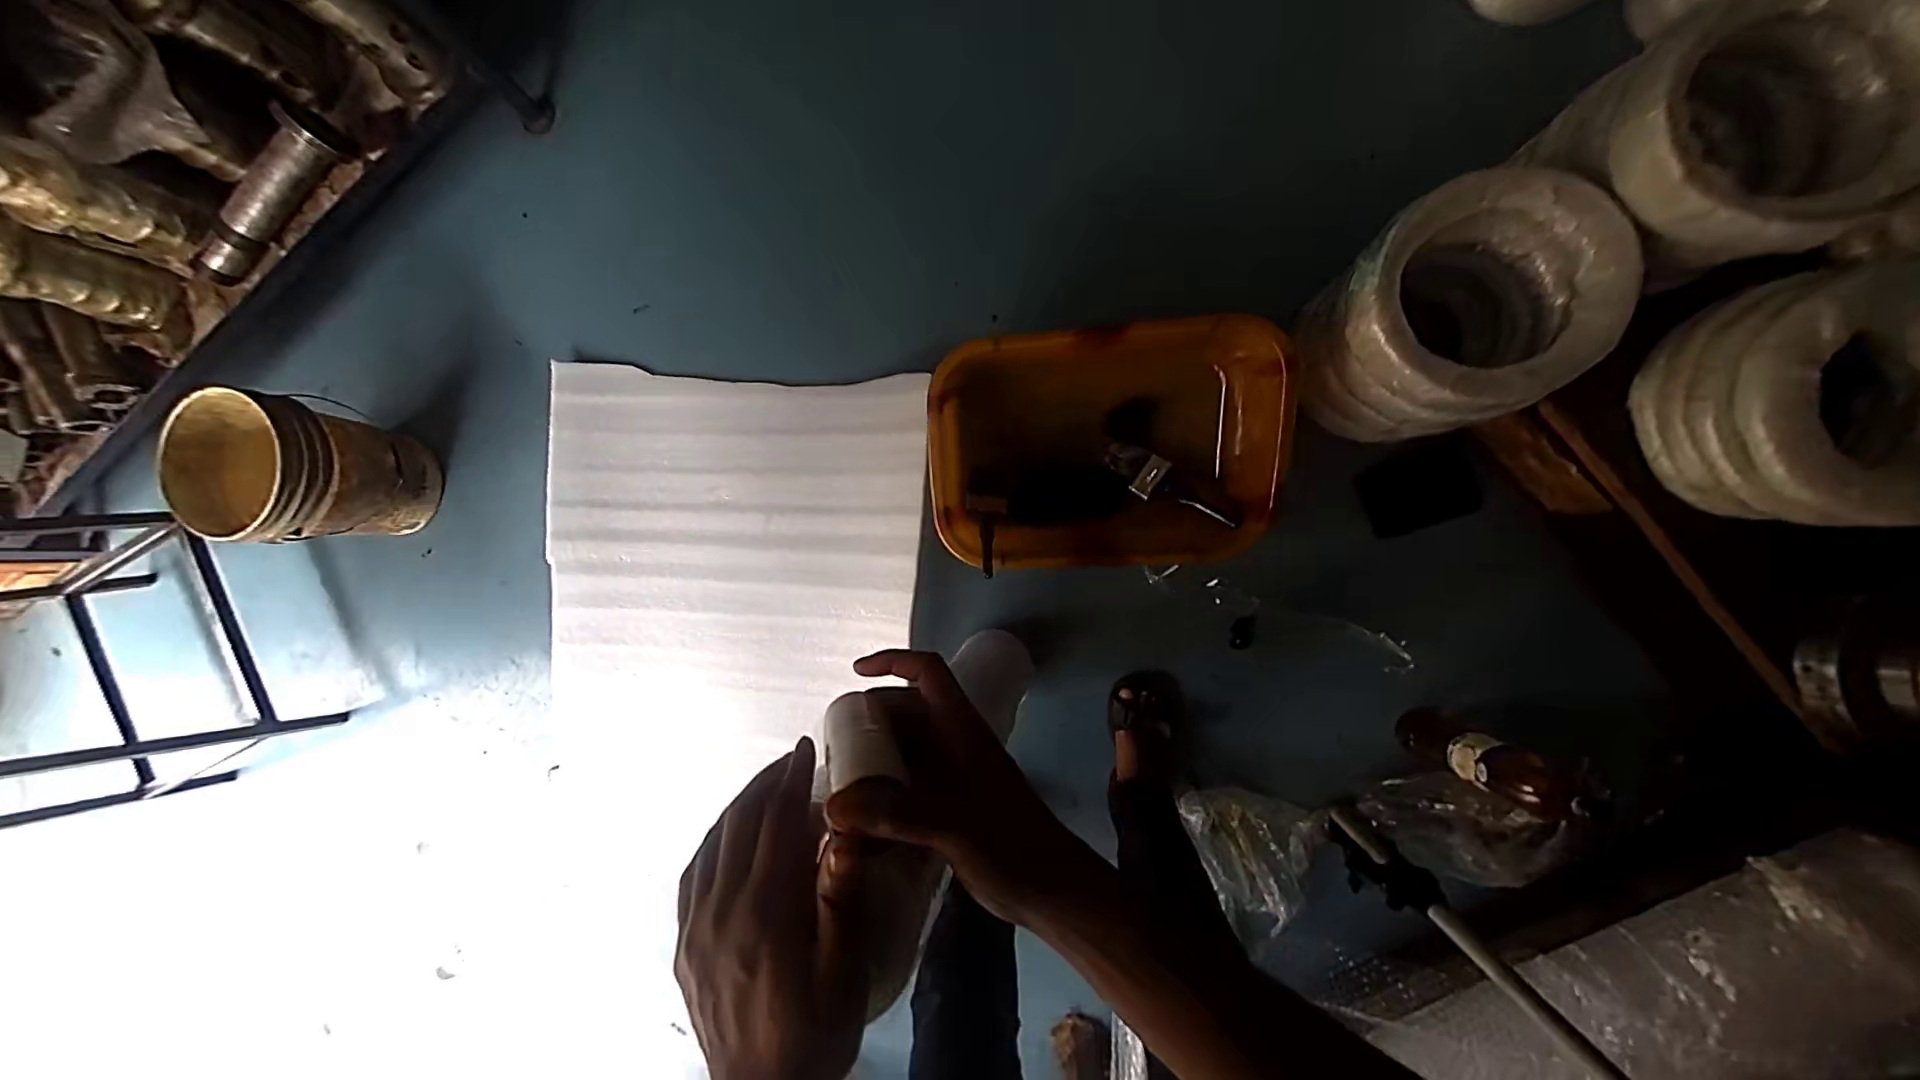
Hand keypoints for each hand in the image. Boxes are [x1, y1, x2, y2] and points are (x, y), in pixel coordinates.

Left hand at [676, 737, 868, 1079]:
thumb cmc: (817, 1031)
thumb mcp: (845, 971)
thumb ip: (841, 900)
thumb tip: (842, 835)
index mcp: (766, 914)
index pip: (777, 825)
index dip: (792, 781)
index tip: (806, 749)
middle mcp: (722, 912)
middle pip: (741, 825)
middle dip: (769, 782)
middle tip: (794, 759)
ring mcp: (695, 928)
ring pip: (713, 843)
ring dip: (741, 805)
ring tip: (768, 785)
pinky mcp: (683, 945)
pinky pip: (692, 874)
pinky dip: (714, 840)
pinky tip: (729, 833)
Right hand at [824, 649, 1108, 925]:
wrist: (1052, 890)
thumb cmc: (1013, 844)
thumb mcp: (954, 824)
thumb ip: (896, 813)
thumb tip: (835, 806)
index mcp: (961, 729)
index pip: (928, 673)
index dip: (894, 661)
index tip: (856, 672)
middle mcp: (953, 745)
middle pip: (906, 714)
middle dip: (869, 722)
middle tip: (834, 746)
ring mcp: (950, 777)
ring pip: (903, 752)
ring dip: (872, 762)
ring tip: (837, 783)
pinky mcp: (946, 808)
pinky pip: (905, 788)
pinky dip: (881, 797)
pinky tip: (858, 823)